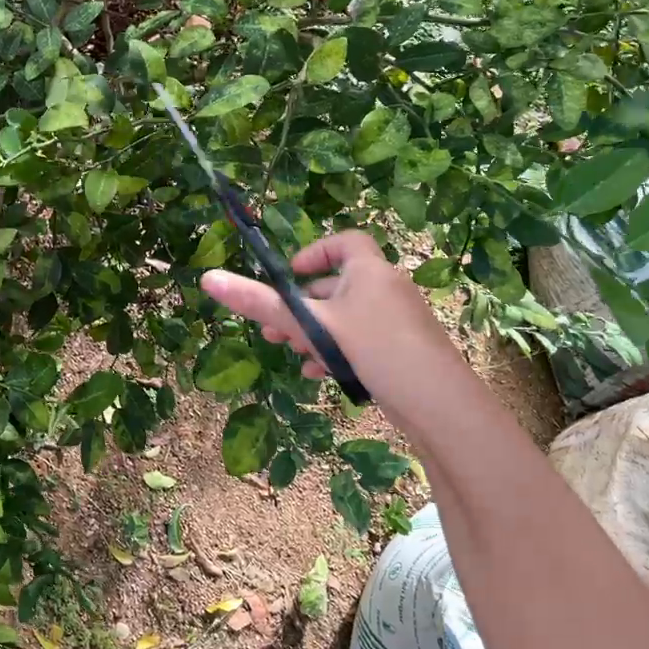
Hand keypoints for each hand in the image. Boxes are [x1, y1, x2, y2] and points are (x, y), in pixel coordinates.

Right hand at [200, 231, 468, 411]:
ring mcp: (399, 322)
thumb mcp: (309, 325)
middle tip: (273, 327)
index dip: (314, 253)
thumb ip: (259, 303)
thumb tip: (207, 278)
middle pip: (336, 285)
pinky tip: (319, 373)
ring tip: (291, 351)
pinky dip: (337, 350)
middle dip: (300, 305)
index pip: (345, 241)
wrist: (441, 407)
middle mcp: (387, 289)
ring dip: (314, 331)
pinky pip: (362, 340)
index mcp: (369, 271)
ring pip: (346, 317)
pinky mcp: (404, 352)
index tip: (290, 275)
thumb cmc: (374, 349)